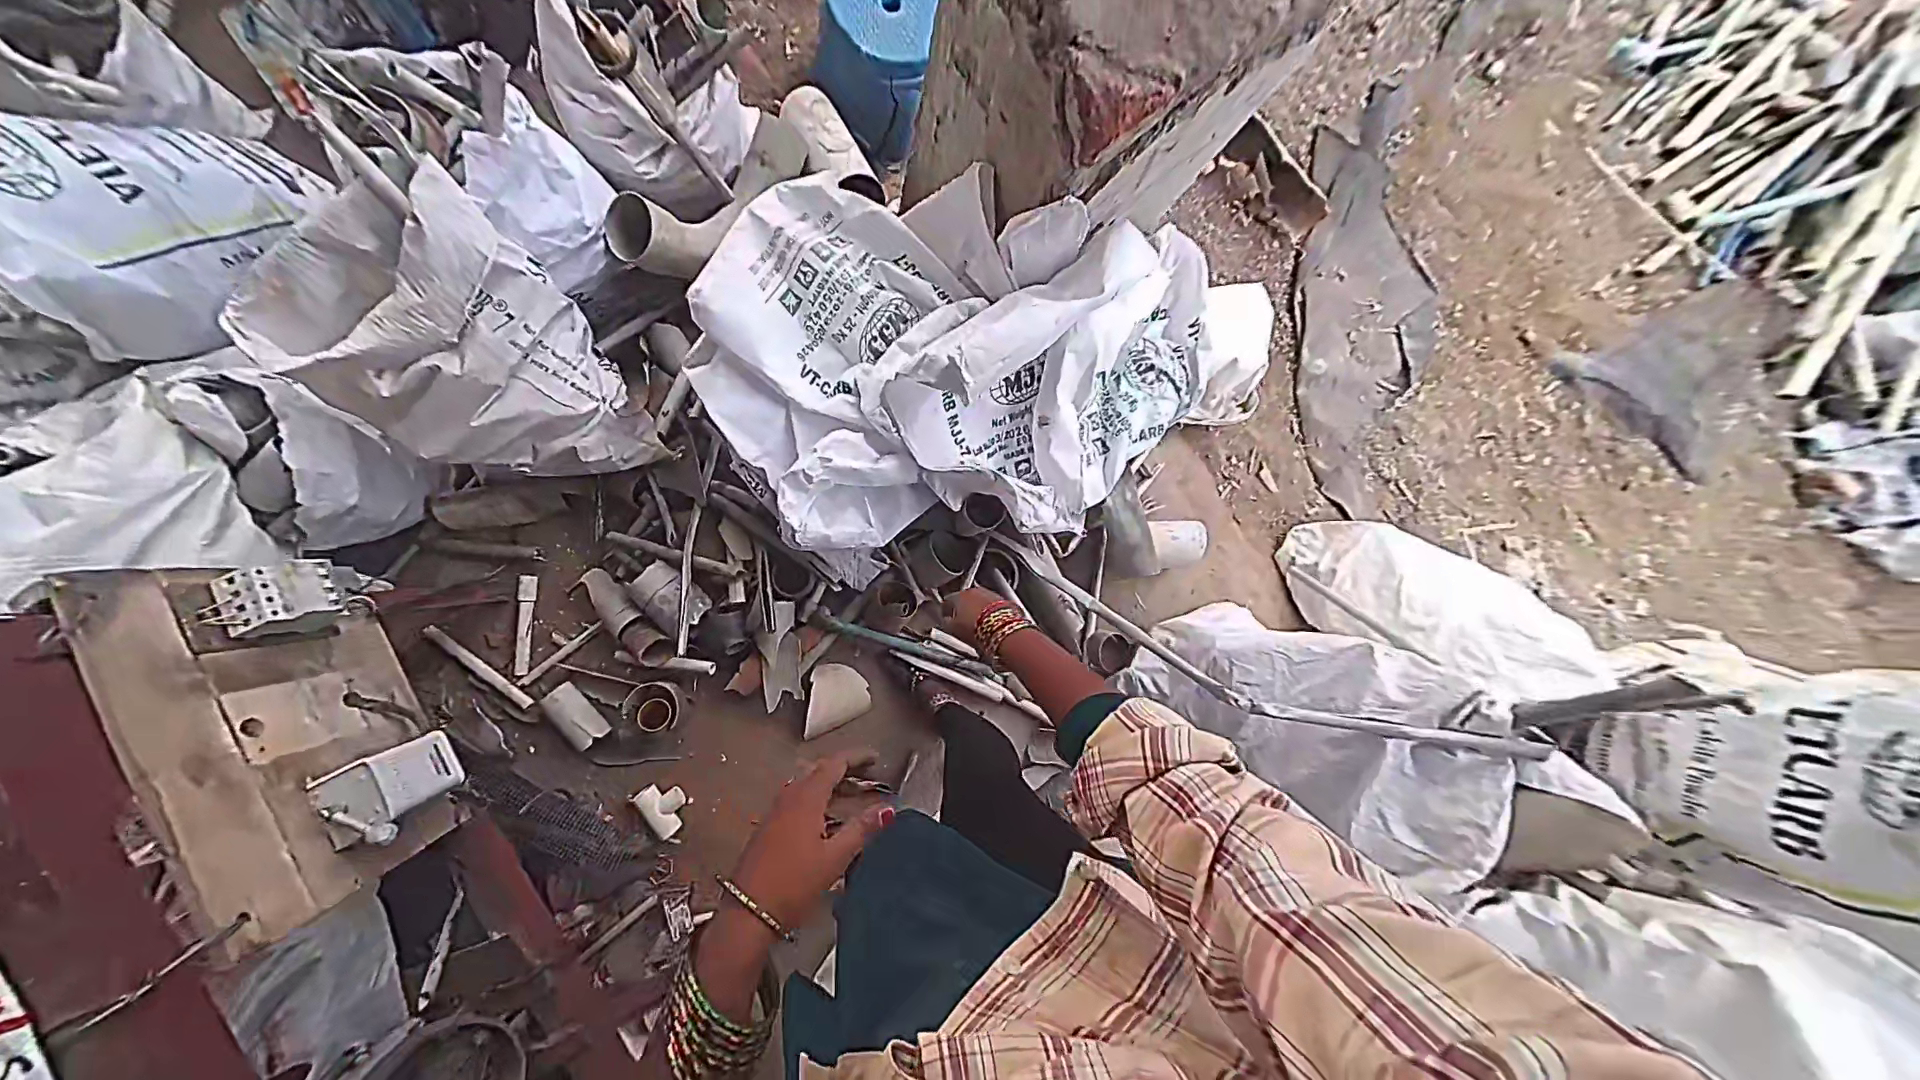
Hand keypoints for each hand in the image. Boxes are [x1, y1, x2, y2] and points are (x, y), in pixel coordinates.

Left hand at [728, 751, 892, 933]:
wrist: (747, 915)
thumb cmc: (794, 883)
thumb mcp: (834, 858)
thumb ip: (861, 829)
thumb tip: (887, 808)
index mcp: (806, 798)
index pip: (833, 764)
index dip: (856, 758)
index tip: (876, 758)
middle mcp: (789, 798)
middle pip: (819, 771)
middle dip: (845, 770)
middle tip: (869, 776)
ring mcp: (776, 813)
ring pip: (807, 787)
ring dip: (831, 786)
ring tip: (853, 797)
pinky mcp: (769, 829)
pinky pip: (798, 802)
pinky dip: (818, 801)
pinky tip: (828, 821)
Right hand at [943, 587, 1007, 649]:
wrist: (1004, 631)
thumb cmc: (978, 629)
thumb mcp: (953, 630)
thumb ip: (947, 623)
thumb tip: (946, 622)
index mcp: (959, 595)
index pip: (948, 601)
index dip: (946, 611)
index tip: (946, 617)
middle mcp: (976, 591)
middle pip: (966, 599)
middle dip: (964, 610)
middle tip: (963, 624)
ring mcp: (992, 596)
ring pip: (981, 602)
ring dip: (979, 611)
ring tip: (977, 627)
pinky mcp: (1007, 603)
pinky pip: (994, 608)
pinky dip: (991, 615)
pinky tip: (990, 626)